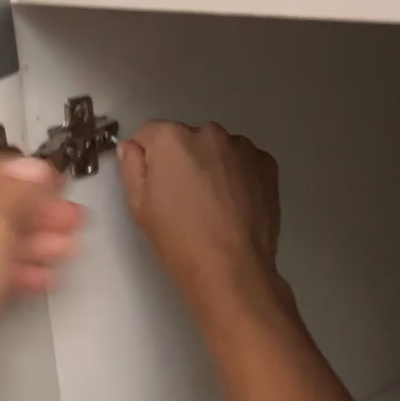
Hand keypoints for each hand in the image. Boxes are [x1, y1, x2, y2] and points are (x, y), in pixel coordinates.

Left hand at [0, 158, 84, 368]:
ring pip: (1, 243)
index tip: (60, 182)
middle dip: (41, 212)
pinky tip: (43, 280)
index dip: (29, 175)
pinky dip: (22, 273)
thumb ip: (15, 191)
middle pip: (0, 208)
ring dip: (38, 242)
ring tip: (68, 250)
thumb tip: (33, 167)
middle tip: (74, 220)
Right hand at [117, 121, 281, 321]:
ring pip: (218, 149)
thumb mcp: (139, 206)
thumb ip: (132, 166)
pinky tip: (236, 205)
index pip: (150, 133)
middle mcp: (208, 131)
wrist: (232, 269)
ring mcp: (242, 146)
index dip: (149, 158)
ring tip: (215, 205)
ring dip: (214, 165)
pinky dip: (240, 175)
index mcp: (172, 138)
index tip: (157, 184)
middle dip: (184, 159)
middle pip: (188, 138)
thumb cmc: (179, 239)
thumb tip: (133, 146)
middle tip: (186, 198)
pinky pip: (245, 162)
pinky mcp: (267, 163)